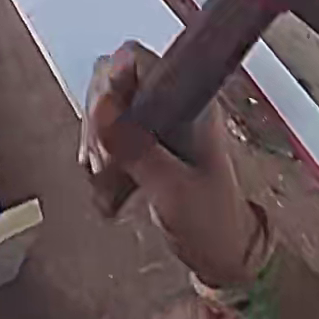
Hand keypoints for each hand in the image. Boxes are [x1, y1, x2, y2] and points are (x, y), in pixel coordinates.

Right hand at [80, 41, 267, 289]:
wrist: (225, 259)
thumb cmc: (212, 224)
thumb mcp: (173, 190)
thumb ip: (135, 147)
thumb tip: (101, 105)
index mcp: (186, 99)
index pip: (135, 58)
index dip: (111, 79)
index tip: (102, 115)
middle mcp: (167, 99)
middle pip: (110, 76)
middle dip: (97, 113)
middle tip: (101, 154)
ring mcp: (151, 114)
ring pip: (102, 99)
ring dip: (93, 134)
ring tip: (103, 170)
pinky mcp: (138, 132)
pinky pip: (102, 122)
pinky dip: (94, 146)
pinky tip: (102, 173)